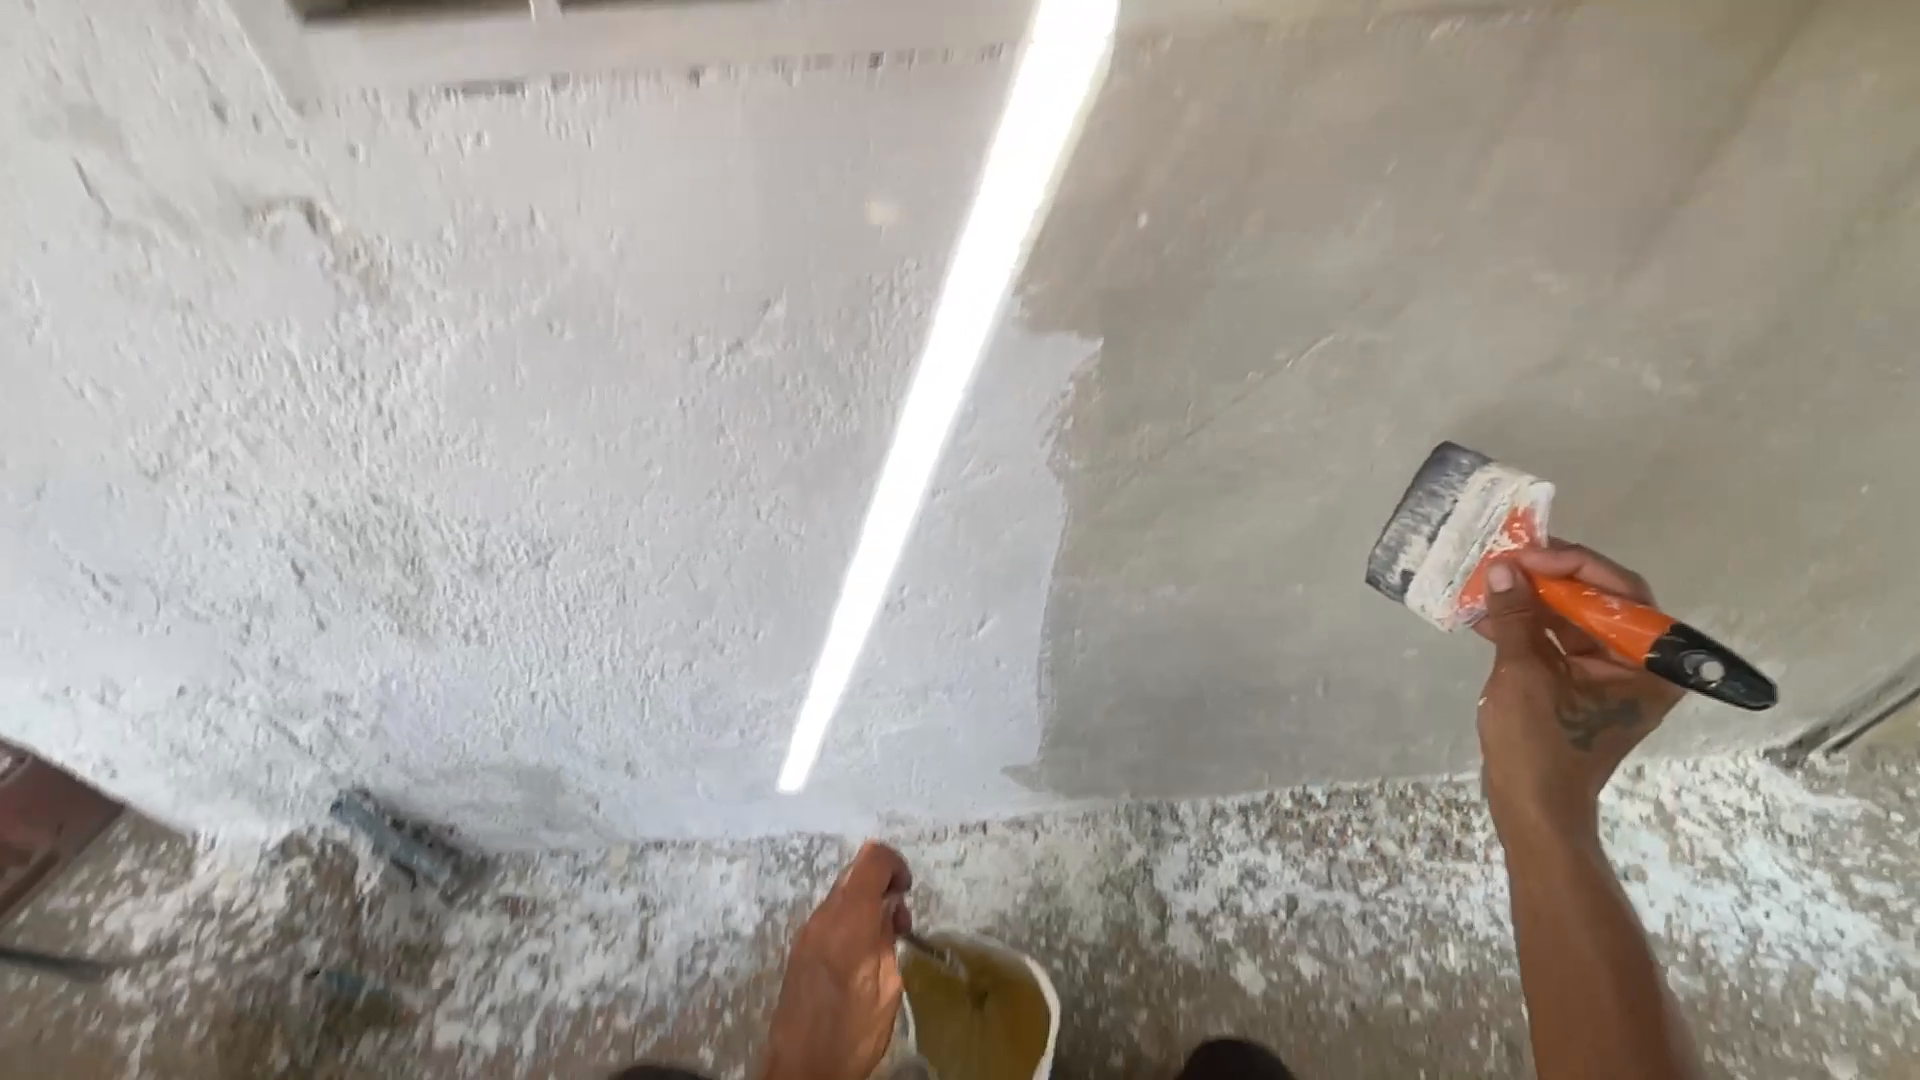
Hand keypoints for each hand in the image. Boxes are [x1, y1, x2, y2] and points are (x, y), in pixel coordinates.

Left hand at [761, 841, 912, 1079]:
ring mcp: (808, 930)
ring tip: (884, 941)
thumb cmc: (851, 1035)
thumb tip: (888, 909)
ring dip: (868, 903)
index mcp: (850, 922)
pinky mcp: (800, 946)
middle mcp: (824, 916)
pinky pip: (831, 914)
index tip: (906, 892)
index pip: (872, 860)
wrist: (799, 1071)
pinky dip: (852, 918)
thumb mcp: (887, 990)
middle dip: (883, 885)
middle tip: (899, 923)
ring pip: (843, 892)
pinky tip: (862, 953)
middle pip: (856, 871)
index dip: (896, 864)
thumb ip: (887, 939)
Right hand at [1474, 542, 1685, 839]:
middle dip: (1550, 579)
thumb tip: (1502, 570)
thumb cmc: (1540, 743)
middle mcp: (1639, 665)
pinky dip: (1525, 626)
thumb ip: (1516, 618)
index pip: (1622, 593)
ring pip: (1574, 619)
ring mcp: (1608, 676)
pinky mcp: (1578, 686)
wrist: (1532, 805)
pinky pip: (1556, 642)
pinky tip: (1488, 616)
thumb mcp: (1524, 674)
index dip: (1573, 566)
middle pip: (1601, 602)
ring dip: (1532, 600)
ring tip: (1490, 583)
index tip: (1524, 556)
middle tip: (1506, 560)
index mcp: (1649, 665)